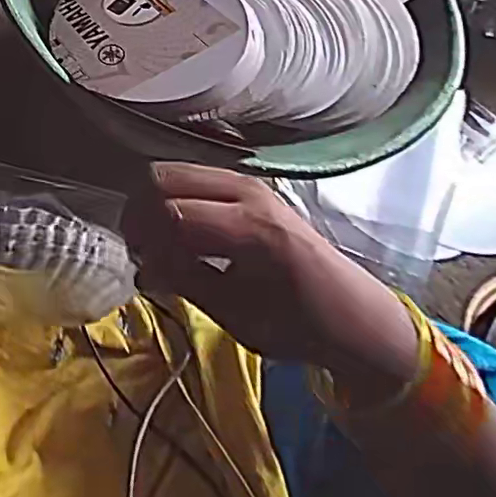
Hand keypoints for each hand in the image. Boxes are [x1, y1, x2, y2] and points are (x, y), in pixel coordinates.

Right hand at [122, 162, 418, 394]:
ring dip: (150, 200)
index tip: (139, 263)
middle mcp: (248, 193)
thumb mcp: (239, 318)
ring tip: (152, 238)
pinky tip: (172, 228)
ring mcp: (246, 181)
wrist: (357, 315)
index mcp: (254, 231)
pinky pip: (189, 175)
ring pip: (172, 170)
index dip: (145, 237)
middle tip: (138, 247)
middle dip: (139, 212)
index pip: (173, 213)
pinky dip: (168, 195)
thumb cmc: (302, 326)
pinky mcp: (243, 182)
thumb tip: (142, 267)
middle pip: (164, 179)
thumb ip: (187, 283)